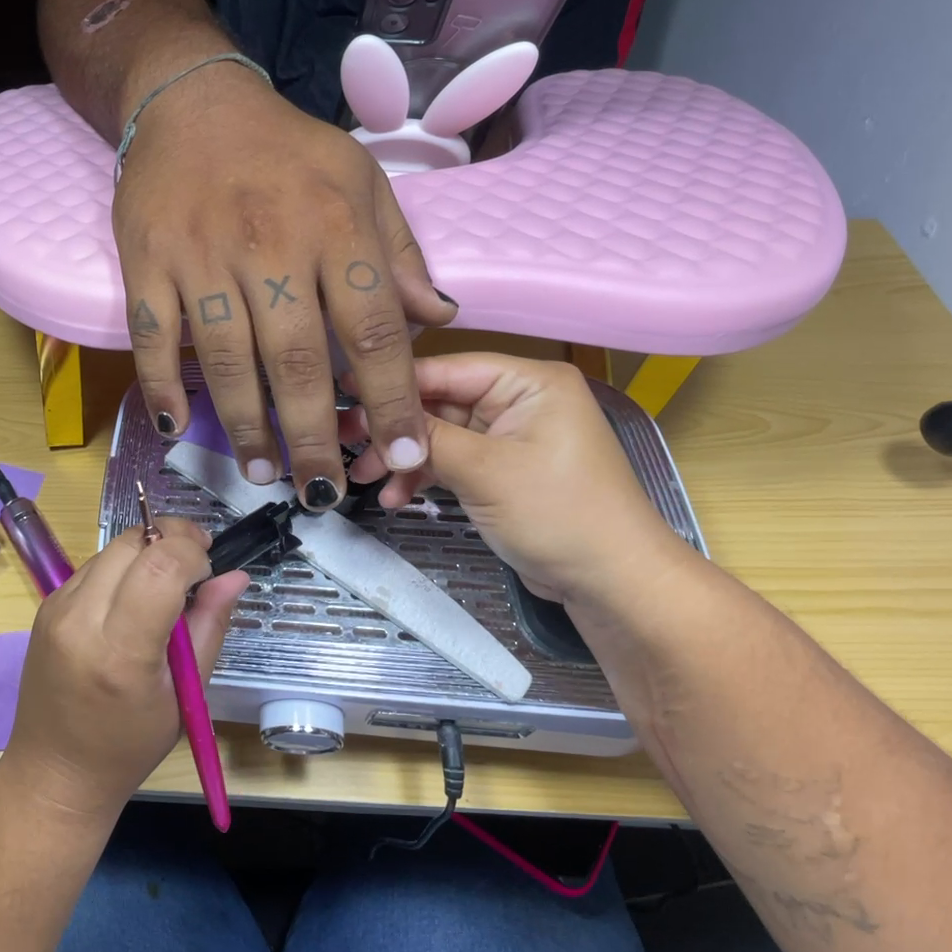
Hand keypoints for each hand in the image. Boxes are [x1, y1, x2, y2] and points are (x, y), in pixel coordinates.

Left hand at [1, 518, 248, 818]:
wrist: (56, 770)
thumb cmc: (128, 746)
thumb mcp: (184, 695)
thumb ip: (209, 627)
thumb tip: (235, 575)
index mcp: (121, 651)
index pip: (160, 565)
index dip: (192, 552)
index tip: (210, 568)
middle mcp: (81, 620)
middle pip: (133, 544)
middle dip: (172, 539)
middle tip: (198, 564)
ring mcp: (56, 609)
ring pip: (111, 549)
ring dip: (146, 553)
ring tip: (167, 586)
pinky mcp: (46, 606)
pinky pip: (92, 567)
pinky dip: (122, 569)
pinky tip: (134, 599)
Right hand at [114, 63, 456, 510]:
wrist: (190, 106)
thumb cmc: (285, 150)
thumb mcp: (361, 179)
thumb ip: (397, 253)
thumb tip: (438, 317)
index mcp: (334, 225)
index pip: (373, 327)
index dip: (392, 398)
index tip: (405, 455)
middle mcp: (269, 247)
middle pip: (297, 360)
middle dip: (316, 436)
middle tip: (323, 494)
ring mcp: (200, 258)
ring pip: (226, 360)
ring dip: (245, 427)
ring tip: (264, 473)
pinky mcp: (146, 266)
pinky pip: (153, 338)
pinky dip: (162, 386)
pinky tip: (175, 427)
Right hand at [347, 353, 694, 605]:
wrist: (610, 582)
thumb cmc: (558, 513)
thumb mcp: (484, 470)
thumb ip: (426, 438)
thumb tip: (368, 418)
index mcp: (528, 382)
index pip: (446, 369)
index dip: (392, 383)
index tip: (341, 397)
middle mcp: (519, 400)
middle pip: (437, 403)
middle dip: (393, 431)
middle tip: (346, 447)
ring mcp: (509, 436)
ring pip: (438, 435)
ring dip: (403, 459)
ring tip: (365, 481)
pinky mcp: (501, 469)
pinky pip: (450, 461)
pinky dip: (423, 478)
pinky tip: (396, 498)